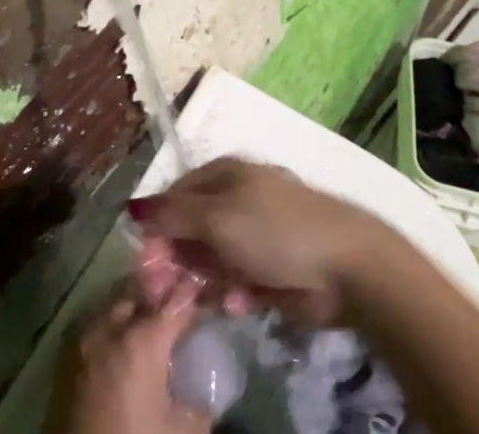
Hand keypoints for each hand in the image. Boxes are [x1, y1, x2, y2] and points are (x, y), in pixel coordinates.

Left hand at [52, 278, 209, 433]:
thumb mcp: (181, 432)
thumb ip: (199, 405)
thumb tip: (202, 393)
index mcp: (144, 341)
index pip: (175, 303)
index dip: (191, 293)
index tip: (202, 287)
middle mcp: (111, 328)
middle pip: (139, 292)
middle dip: (158, 288)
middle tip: (174, 293)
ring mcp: (82, 338)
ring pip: (112, 303)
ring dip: (131, 302)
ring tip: (146, 312)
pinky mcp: (63, 356)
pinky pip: (91, 324)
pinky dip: (108, 321)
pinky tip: (117, 335)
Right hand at [128, 157, 399, 324]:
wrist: (347, 267)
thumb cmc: (275, 231)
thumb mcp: (216, 218)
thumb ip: (171, 215)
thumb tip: (130, 207)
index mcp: (223, 175)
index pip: (174, 196)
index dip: (156, 227)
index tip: (144, 260)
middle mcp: (235, 200)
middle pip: (189, 230)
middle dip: (177, 260)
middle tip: (168, 290)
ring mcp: (254, 235)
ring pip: (209, 260)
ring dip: (205, 281)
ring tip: (215, 297)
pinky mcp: (269, 269)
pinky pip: (235, 281)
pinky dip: (232, 293)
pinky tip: (238, 304)